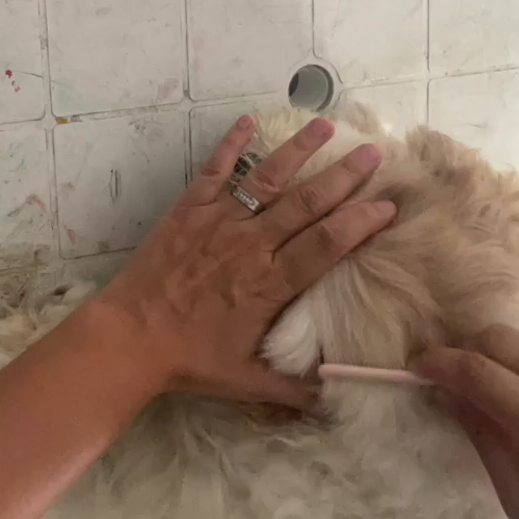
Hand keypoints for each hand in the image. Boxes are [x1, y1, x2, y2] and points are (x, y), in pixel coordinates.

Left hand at [86, 115, 396, 409]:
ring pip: (265, 179)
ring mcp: (218, 221)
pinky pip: (214, 170)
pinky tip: (247, 120)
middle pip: (304, 203)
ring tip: (324, 124)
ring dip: (297, 150)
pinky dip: (230, 144)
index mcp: (270, 283)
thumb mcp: (250, 383)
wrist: (130, 337)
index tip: (388, 204)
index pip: (326, 244)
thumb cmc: (191, 359)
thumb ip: (297, 387)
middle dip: (342, 176)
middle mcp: (250, 244)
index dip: (359, 222)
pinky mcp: (188, 209)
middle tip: (372, 153)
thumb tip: (339, 398)